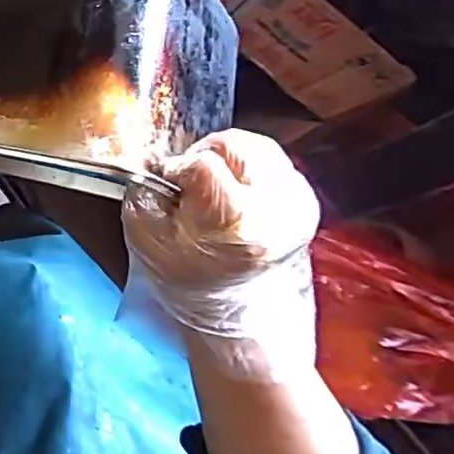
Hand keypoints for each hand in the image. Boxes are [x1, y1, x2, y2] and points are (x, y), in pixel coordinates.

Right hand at [122, 130, 320, 380]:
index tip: (168, 185)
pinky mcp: (307, 198)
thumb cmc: (184, 275)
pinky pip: (269, 159)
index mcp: (237, 223)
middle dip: (203, 156)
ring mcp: (299, 202)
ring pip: (253, 145)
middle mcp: (278, 208)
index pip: (203, 163)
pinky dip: (244, 167)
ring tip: (212, 186)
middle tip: (189, 183)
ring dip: (225, 159)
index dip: (177, 168)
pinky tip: (232, 190)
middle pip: (233, 144)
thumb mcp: (147, 239)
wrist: (234, 308)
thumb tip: (159, 163)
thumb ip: (148, 195)